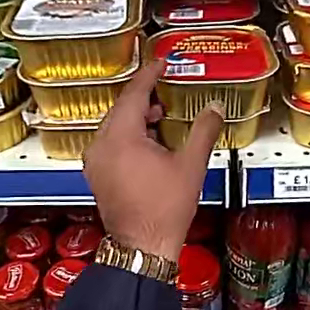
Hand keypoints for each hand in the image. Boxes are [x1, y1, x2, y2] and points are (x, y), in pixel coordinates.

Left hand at [83, 56, 222, 261]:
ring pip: (114, 126)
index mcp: (121, 138)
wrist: (143, 245)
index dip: (148, 76)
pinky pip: (110, 143)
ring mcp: (96, 162)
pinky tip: (148, 143)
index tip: (159, 64)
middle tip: (163, 90)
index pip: (133, 95)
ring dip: (136, 118)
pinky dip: (128, 136)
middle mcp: (101, 146)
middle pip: (121, 109)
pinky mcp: (97, 175)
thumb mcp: (190, 165)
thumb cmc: (163, 210)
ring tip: (159, 118)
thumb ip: (203, 131)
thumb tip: (213, 109)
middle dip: (143, 98)